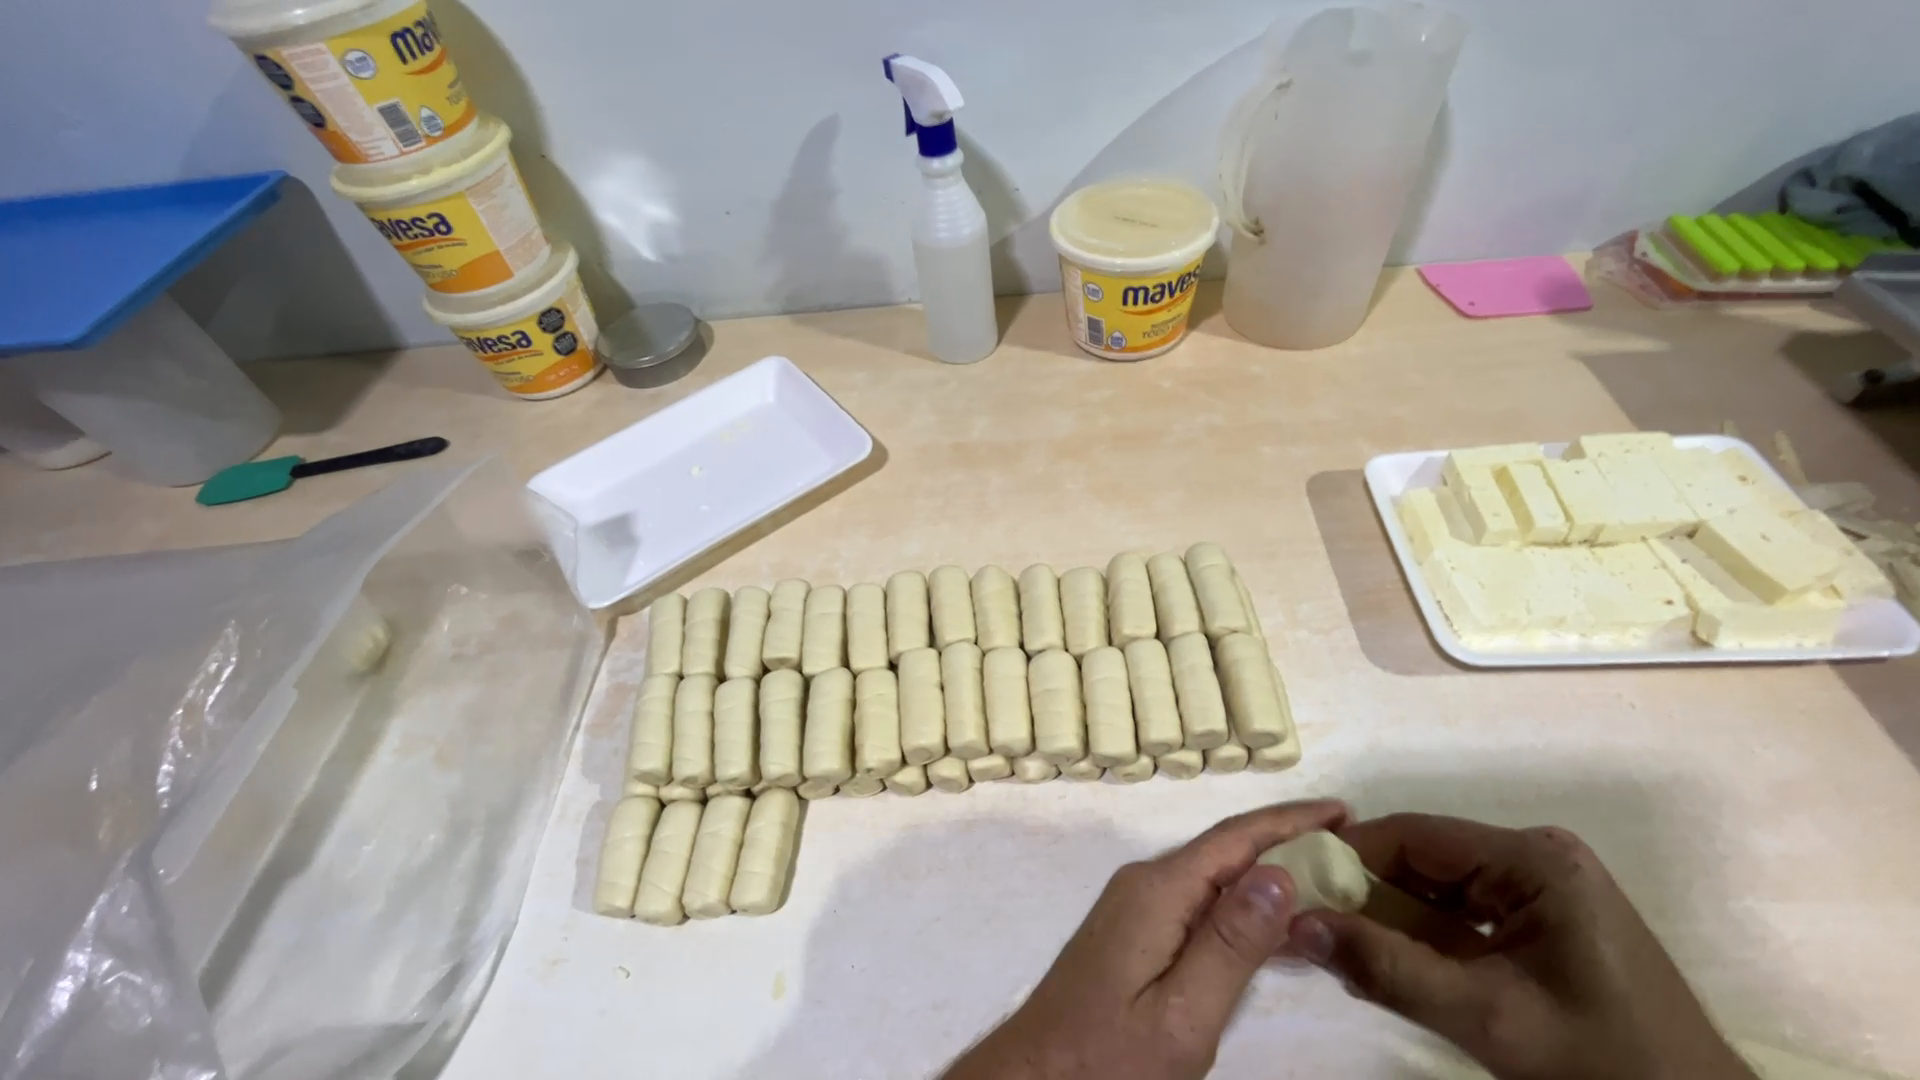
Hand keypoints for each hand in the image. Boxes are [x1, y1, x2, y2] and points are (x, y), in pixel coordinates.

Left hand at [942, 799, 1349, 1079]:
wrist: (1039, 1075)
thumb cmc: (1111, 1054)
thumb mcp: (1182, 1013)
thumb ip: (1231, 943)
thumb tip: (1279, 872)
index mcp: (1157, 890)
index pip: (1234, 838)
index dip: (1290, 820)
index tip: (1345, 812)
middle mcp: (1144, 882)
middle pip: (1225, 848)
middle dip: (1285, 839)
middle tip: (1351, 846)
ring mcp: (1136, 905)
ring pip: (1213, 873)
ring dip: (1266, 868)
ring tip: (1326, 873)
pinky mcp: (1134, 930)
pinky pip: (1198, 899)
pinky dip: (1241, 899)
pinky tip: (1271, 916)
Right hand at [1289, 814, 1755, 1079]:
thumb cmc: (1603, 1065)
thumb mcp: (1488, 1020)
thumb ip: (1387, 969)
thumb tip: (1296, 925)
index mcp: (1534, 859)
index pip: (1412, 835)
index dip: (1347, 857)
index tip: (1294, 888)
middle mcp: (1536, 856)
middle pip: (1421, 858)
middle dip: (1365, 893)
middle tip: (1310, 925)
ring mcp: (1542, 886)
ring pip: (1436, 887)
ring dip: (1389, 917)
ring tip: (1338, 946)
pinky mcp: (1543, 918)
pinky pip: (1462, 913)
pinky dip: (1422, 936)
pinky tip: (1388, 963)